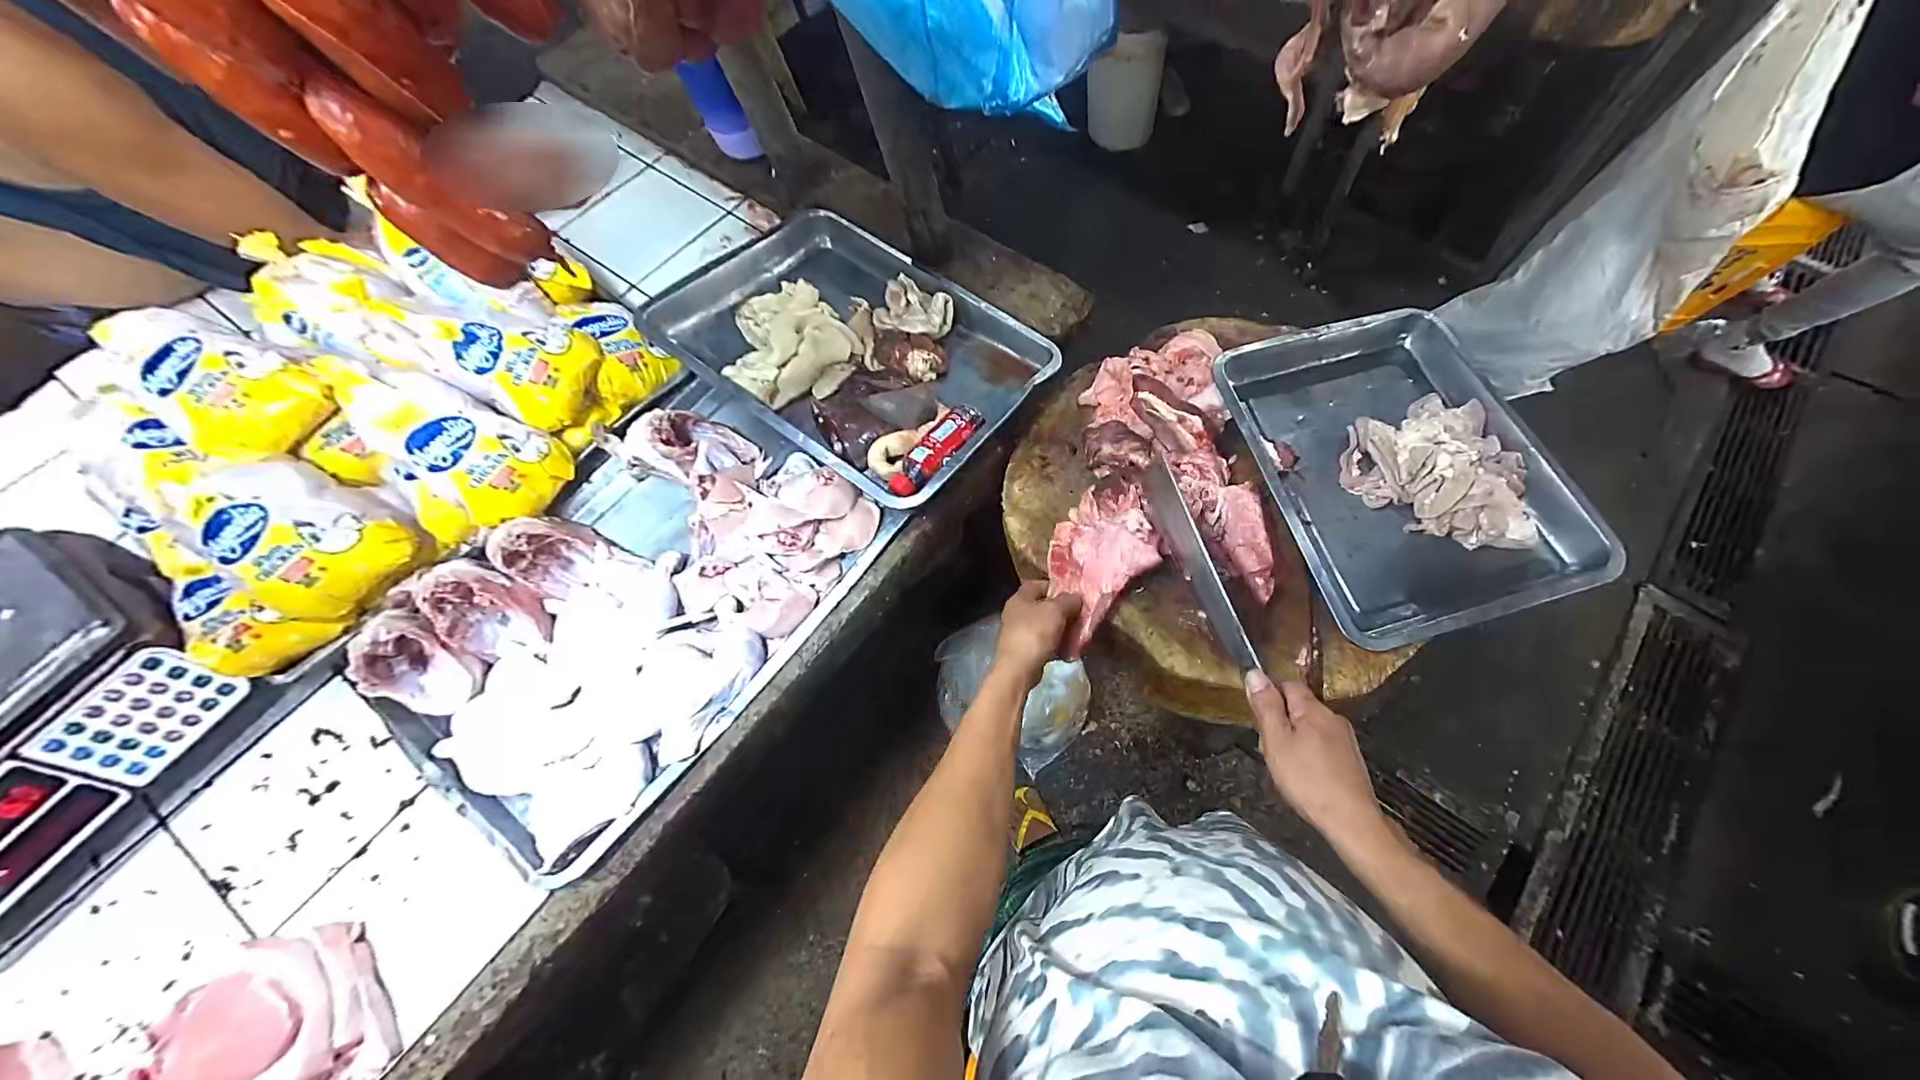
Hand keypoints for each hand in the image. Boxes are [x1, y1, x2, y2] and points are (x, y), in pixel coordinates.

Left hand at [993, 582, 1078, 681]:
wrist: (1018, 668)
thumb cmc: (1035, 632)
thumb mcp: (1056, 610)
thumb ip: (1069, 600)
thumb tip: (1076, 597)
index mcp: (1020, 597)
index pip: (1038, 584)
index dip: (1057, 587)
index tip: (1074, 595)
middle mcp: (1016, 612)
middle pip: (1043, 606)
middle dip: (1062, 611)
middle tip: (1079, 615)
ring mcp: (1018, 631)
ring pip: (1045, 625)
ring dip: (1061, 629)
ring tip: (1078, 634)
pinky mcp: (1023, 649)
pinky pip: (1044, 642)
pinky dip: (1056, 645)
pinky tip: (1068, 650)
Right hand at [1246, 670, 1386, 847]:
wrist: (1350, 819)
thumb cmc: (1308, 780)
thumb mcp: (1276, 740)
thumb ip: (1265, 706)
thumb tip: (1255, 674)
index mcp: (1313, 710)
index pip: (1287, 684)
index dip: (1268, 696)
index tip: (1258, 718)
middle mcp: (1332, 718)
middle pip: (1297, 707)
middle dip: (1279, 722)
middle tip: (1270, 747)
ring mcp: (1344, 739)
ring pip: (1308, 727)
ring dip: (1292, 739)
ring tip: (1285, 765)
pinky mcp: (1349, 759)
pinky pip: (1321, 744)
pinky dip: (1308, 753)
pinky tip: (1303, 775)